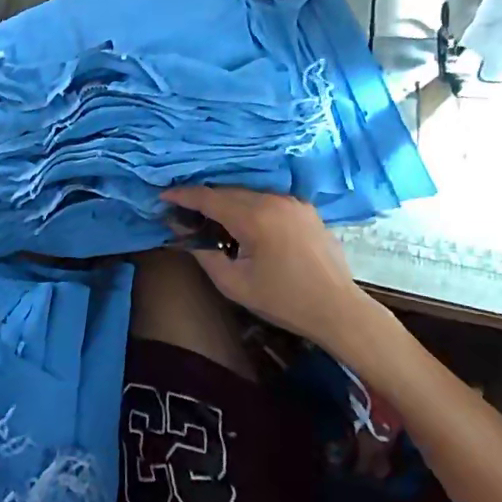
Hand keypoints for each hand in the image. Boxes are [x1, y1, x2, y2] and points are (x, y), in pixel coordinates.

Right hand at [162, 186, 382, 350]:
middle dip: (204, 199)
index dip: (183, 195)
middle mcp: (274, 199)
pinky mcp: (305, 209)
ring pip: (249, 194)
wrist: (337, 310)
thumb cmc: (283, 301)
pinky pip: (268, 200)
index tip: (163, 197)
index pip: (209, 197)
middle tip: (184, 214)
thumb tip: (183, 232)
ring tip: (212, 219)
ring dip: (227, 203)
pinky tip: (245, 225)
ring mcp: (293, 201)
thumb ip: (205, 253)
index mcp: (255, 216)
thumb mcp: (234, 283)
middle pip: (228, 191)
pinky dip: (250, 206)